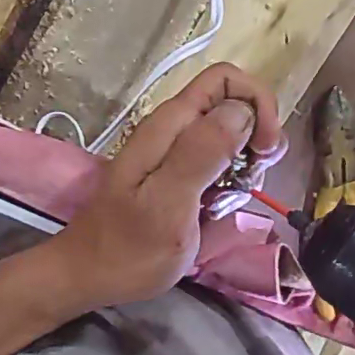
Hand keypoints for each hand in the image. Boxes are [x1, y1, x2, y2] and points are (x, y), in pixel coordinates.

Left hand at [44, 64, 283, 311]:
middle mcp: (172, 129)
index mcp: (170, 125)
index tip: (265, 151)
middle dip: (255, 136)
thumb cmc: (129, 249)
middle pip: (231, 105)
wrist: (89, 275)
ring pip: (228, 136)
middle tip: (250, 179)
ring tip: (229, 200)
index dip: (256, 104)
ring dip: (244, 163)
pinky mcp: (176, 175)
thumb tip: (242, 112)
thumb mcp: (169, 202)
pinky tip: (217, 208)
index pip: (226, 79)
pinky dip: (229, 181)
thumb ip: (203, 153)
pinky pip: (215, 163)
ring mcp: (173, 152)